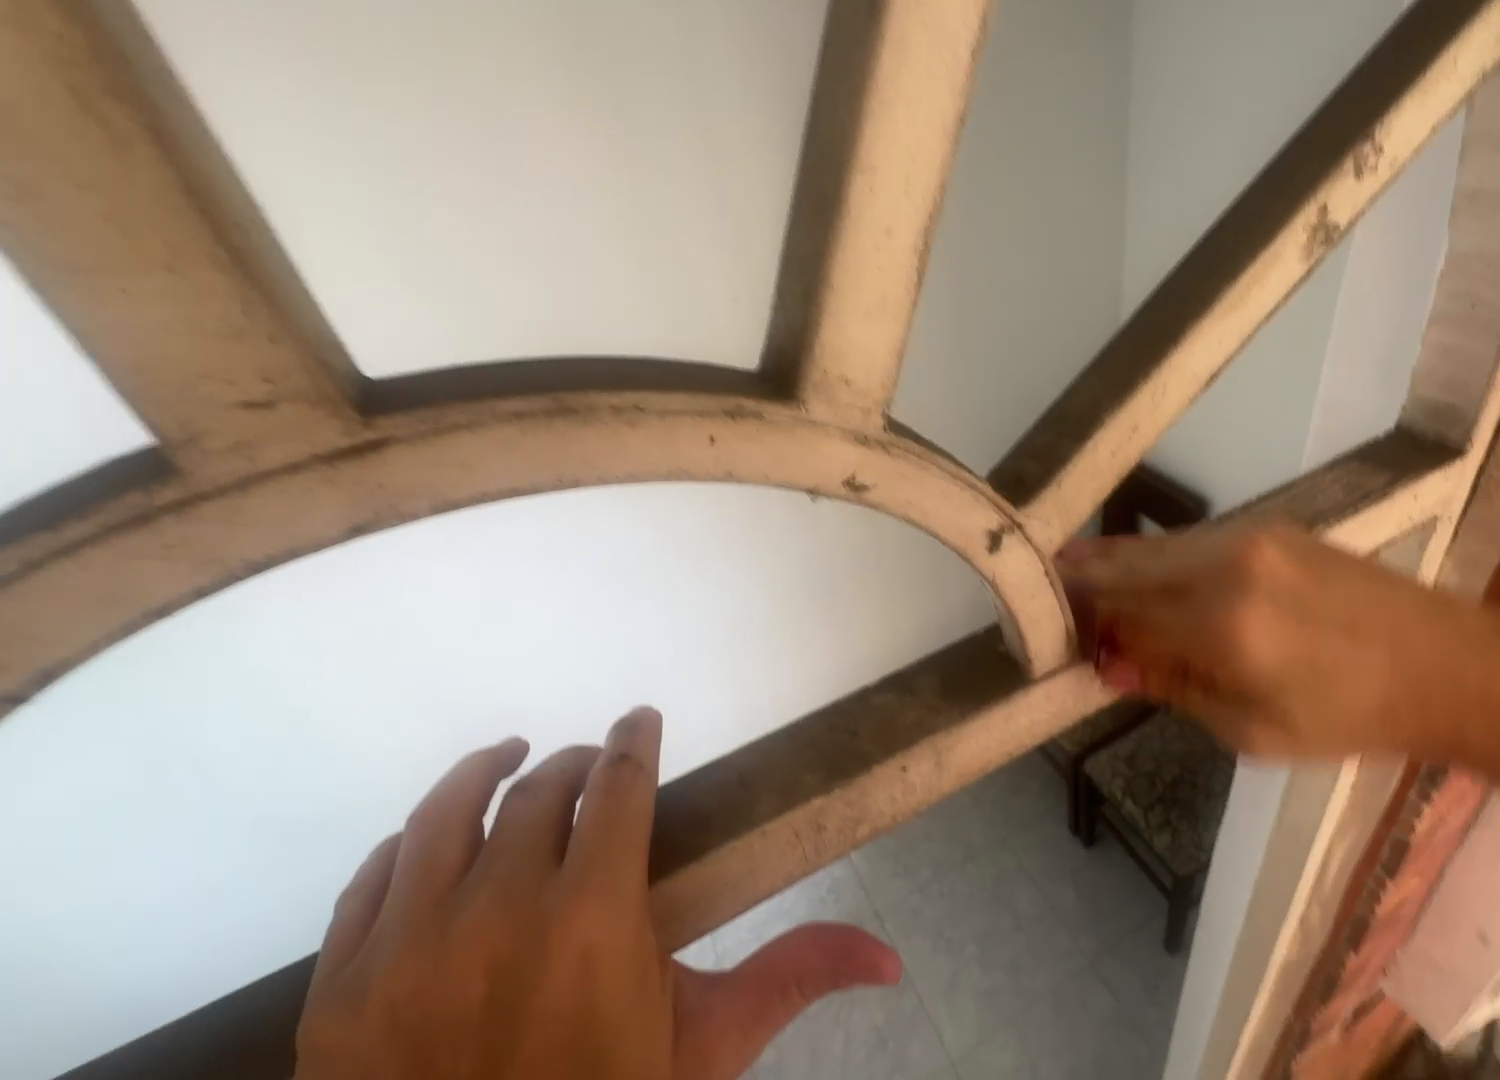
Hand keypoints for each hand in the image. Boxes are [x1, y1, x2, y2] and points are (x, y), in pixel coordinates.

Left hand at [295, 708, 900, 1078]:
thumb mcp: (709, 1050)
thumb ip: (795, 978)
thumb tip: (891, 957)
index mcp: (593, 917)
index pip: (616, 787)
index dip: (634, 742)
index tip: (642, 720)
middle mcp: (495, 910)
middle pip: (537, 791)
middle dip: (574, 764)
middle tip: (592, 763)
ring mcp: (405, 949)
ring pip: (442, 816)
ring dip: (485, 772)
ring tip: (512, 756)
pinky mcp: (336, 992)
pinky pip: (369, 883)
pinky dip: (405, 846)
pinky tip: (426, 841)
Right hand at [1057, 520, 1499, 760]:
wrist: (1446, 664)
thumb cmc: (1349, 716)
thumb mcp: (1253, 729)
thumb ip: (1172, 687)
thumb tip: (1105, 665)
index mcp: (1221, 626)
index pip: (1119, 611)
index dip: (1077, 620)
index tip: (1046, 631)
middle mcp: (1225, 566)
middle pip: (1125, 565)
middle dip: (1079, 580)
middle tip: (1042, 593)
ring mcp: (1249, 538)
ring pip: (1154, 546)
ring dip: (1112, 564)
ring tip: (1074, 577)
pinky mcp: (1270, 528)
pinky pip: (1189, 541)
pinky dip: (1154, 558)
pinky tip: (1137, 571)